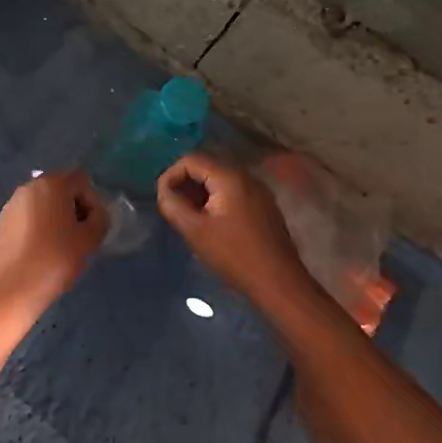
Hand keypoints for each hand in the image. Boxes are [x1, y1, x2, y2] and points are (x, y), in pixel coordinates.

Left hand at [0, 170, 107, 310]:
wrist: (11, 288)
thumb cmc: (55, 258)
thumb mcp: (89, 240)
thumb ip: (99, 220)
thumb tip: (94, 214)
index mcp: (52, 184)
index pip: (81, 179)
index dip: (92, 201)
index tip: (91, 226)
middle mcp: (29, 187)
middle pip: (60, 189)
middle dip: (72, 209)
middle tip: (78, 238)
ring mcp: (11, 204)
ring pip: (42, 205)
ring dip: (54, 219)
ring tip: (57, 248)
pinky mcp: (0, 223)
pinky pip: (27, 219)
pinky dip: (37, 230)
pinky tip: (38, 254)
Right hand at [157, 154, 315, 306]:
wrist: (279, 283)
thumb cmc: (233, 255)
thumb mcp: (194, 230)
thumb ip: (172, 205)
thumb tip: (164, 191)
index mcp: (229, 177)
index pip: (191, 160)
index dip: (171, 174)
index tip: (163, 197)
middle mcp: (246, 176)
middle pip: (207, 167)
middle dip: (185, 184)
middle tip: (173, 207)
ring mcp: (258, 191)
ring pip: (220, 181)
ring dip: (200, 193)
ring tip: (188, 217)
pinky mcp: (264, 206)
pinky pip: (233, 192)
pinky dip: (216, 200)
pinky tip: (211, 223)